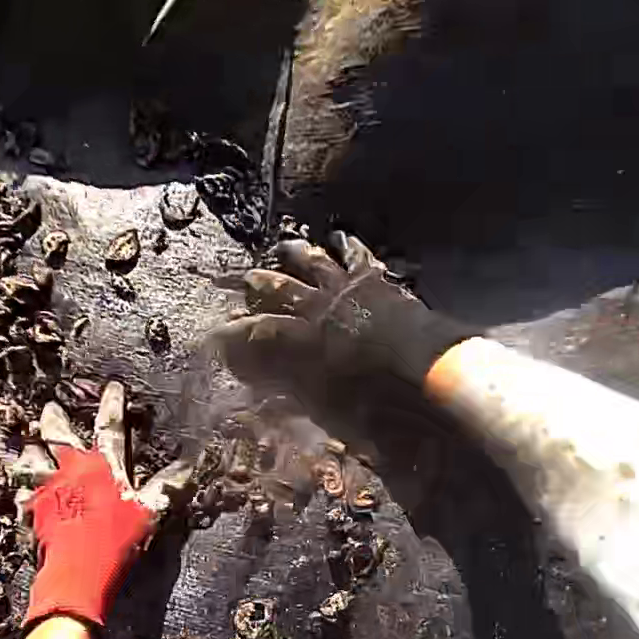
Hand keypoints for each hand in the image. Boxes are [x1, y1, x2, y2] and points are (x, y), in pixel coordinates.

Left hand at [13, 382, 192, 628]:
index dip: (113, 404)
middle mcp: (71, 469)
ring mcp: (48, 488)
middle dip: (56, 419)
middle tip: (50, 407)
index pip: (110, 426)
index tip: (112, 387)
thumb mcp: (148, 512)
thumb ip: (167, 487)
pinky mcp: (32, 510)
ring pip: (34, 459)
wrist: (77, 572)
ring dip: (32, 450)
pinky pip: (22, 493)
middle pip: (60, 435)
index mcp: (102, 464)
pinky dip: (22, 488)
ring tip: (29, 444)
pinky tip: (20, 489)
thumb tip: (190, 467)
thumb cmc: (116, 540)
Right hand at [213, 231, 468, 386]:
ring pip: (314, 262)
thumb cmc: (375, 390)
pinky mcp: (372, 279)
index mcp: (304, 336)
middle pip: (281, 288)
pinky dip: (347, 245)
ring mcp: (345, 287)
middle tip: (246, 278)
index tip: (216, 335)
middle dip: (261, 284)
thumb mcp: (329, 403)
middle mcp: (318, 305)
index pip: (260, 331)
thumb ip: (298, 397)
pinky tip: (342, 235)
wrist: (423, 359)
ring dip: (297, 254)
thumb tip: (270, 401)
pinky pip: (356, 256)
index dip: (236, 333)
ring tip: (285, 246)